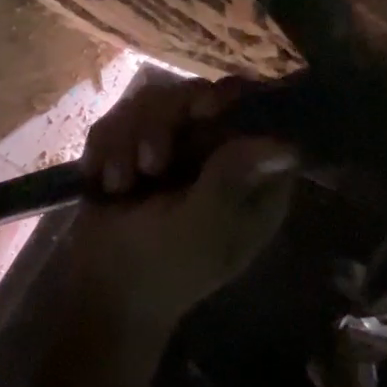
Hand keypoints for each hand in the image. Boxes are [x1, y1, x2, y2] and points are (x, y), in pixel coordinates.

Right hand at [69, 71, 296, 327]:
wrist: (102, 289)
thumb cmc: (162, 267)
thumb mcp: (201, 227)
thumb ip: (231, 179)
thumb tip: (284, 143)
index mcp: (249, 180)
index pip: (253, 118)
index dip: (228, 104)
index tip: (199, 112)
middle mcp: (213, 158)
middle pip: (193, 97)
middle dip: (160, 125)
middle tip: (149, 162)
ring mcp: (169, 150)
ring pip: (150, 103)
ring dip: (126, 139)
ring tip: (119, 183)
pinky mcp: (129, 149)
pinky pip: (117, 119)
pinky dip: (105, 147)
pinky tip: (102, 179)